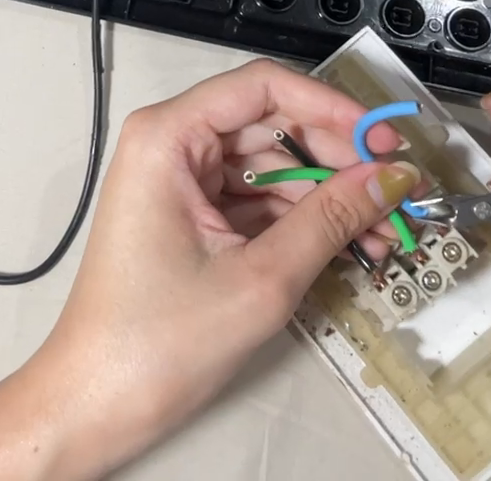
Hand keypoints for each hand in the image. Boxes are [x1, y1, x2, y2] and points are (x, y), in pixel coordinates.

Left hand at [0, 60, 416, 480]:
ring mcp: (179, 178)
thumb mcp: (261, 276)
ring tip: (382, 228)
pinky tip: (346, 241)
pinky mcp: (190, 212)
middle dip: (335, 157)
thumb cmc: (156, 340)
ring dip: (325, 193)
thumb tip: (389, 177)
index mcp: (167, 135)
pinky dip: (300, 217)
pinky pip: (255, 196)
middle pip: (269, 123)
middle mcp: (169, 143)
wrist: (98, 402)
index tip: (383, 138)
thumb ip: (332, 218)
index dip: (330, 107)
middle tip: (393, 189)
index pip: (263, 87)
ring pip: (269, 163)